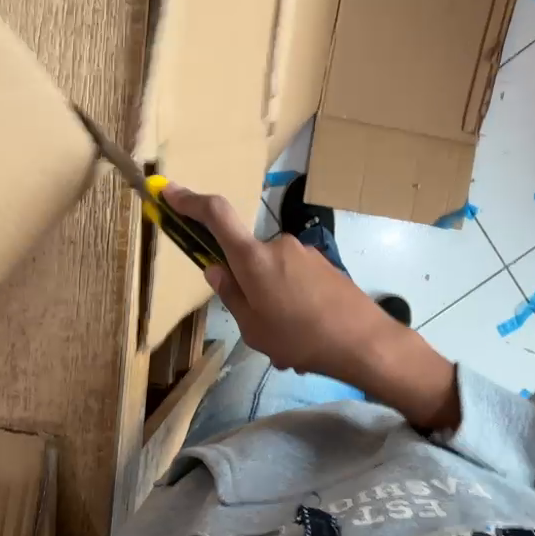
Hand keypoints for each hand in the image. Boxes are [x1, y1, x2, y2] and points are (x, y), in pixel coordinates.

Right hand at [160, 182, 460, 430]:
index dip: (190, 201)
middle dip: (251, 292)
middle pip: (249, 260)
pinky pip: (298, 286)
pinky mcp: (326, 266)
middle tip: (264, 331)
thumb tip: (216, 269)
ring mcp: (305, 253)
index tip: (169, 192)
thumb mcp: (253, 328)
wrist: (365, 342)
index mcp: (253, 258)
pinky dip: (296, 309)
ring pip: (276, 279)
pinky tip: (309, 339)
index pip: (216, 216)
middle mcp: (278, 245)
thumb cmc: (300, 338)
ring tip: (291, 343)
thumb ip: (231, 295)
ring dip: (276, 307)